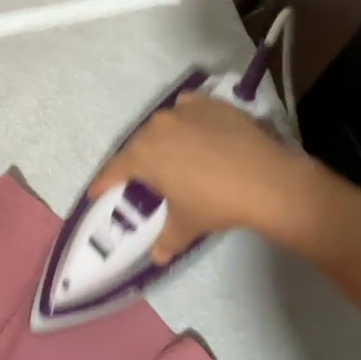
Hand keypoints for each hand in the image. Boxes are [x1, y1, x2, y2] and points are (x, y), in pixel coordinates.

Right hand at [86, 93, 329, 260]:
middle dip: (137, 162)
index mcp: (143, 155)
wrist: (264, 179)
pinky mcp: (208, 103)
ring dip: (162, 139)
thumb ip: (166, 240)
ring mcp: (183, 111)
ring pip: (162, 125)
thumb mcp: (186, 225)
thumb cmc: (216, 203)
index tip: (96, 192)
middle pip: (138, 144)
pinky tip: (195, 131)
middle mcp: (157, 127)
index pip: (114, 169)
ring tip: (173, 155)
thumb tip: (157, 256)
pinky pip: (187, 109)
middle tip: (143, 179)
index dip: (103, 182)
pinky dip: (186, 120)